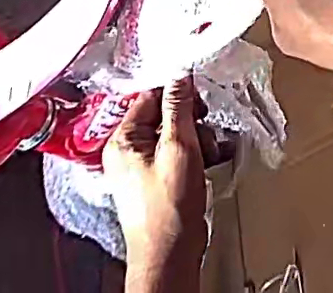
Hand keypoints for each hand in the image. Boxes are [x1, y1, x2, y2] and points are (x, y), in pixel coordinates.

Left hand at [103, 80, 206, 288]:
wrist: (171, 258)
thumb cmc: (169, 208)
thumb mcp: (178, 146)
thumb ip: (179, 106)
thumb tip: (179, 75)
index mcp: (123, 140)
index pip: (149, 96)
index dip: (175, 93)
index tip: (197, 95)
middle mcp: (128, 151)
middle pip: (163, 114)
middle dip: (190, 119)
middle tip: (205, 126)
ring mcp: (141, 167)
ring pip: (174, 133)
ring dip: (197, 137)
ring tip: (209, 150)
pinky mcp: (157, 179)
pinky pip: (177, 152)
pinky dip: (195, 153)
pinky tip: (210, 159)